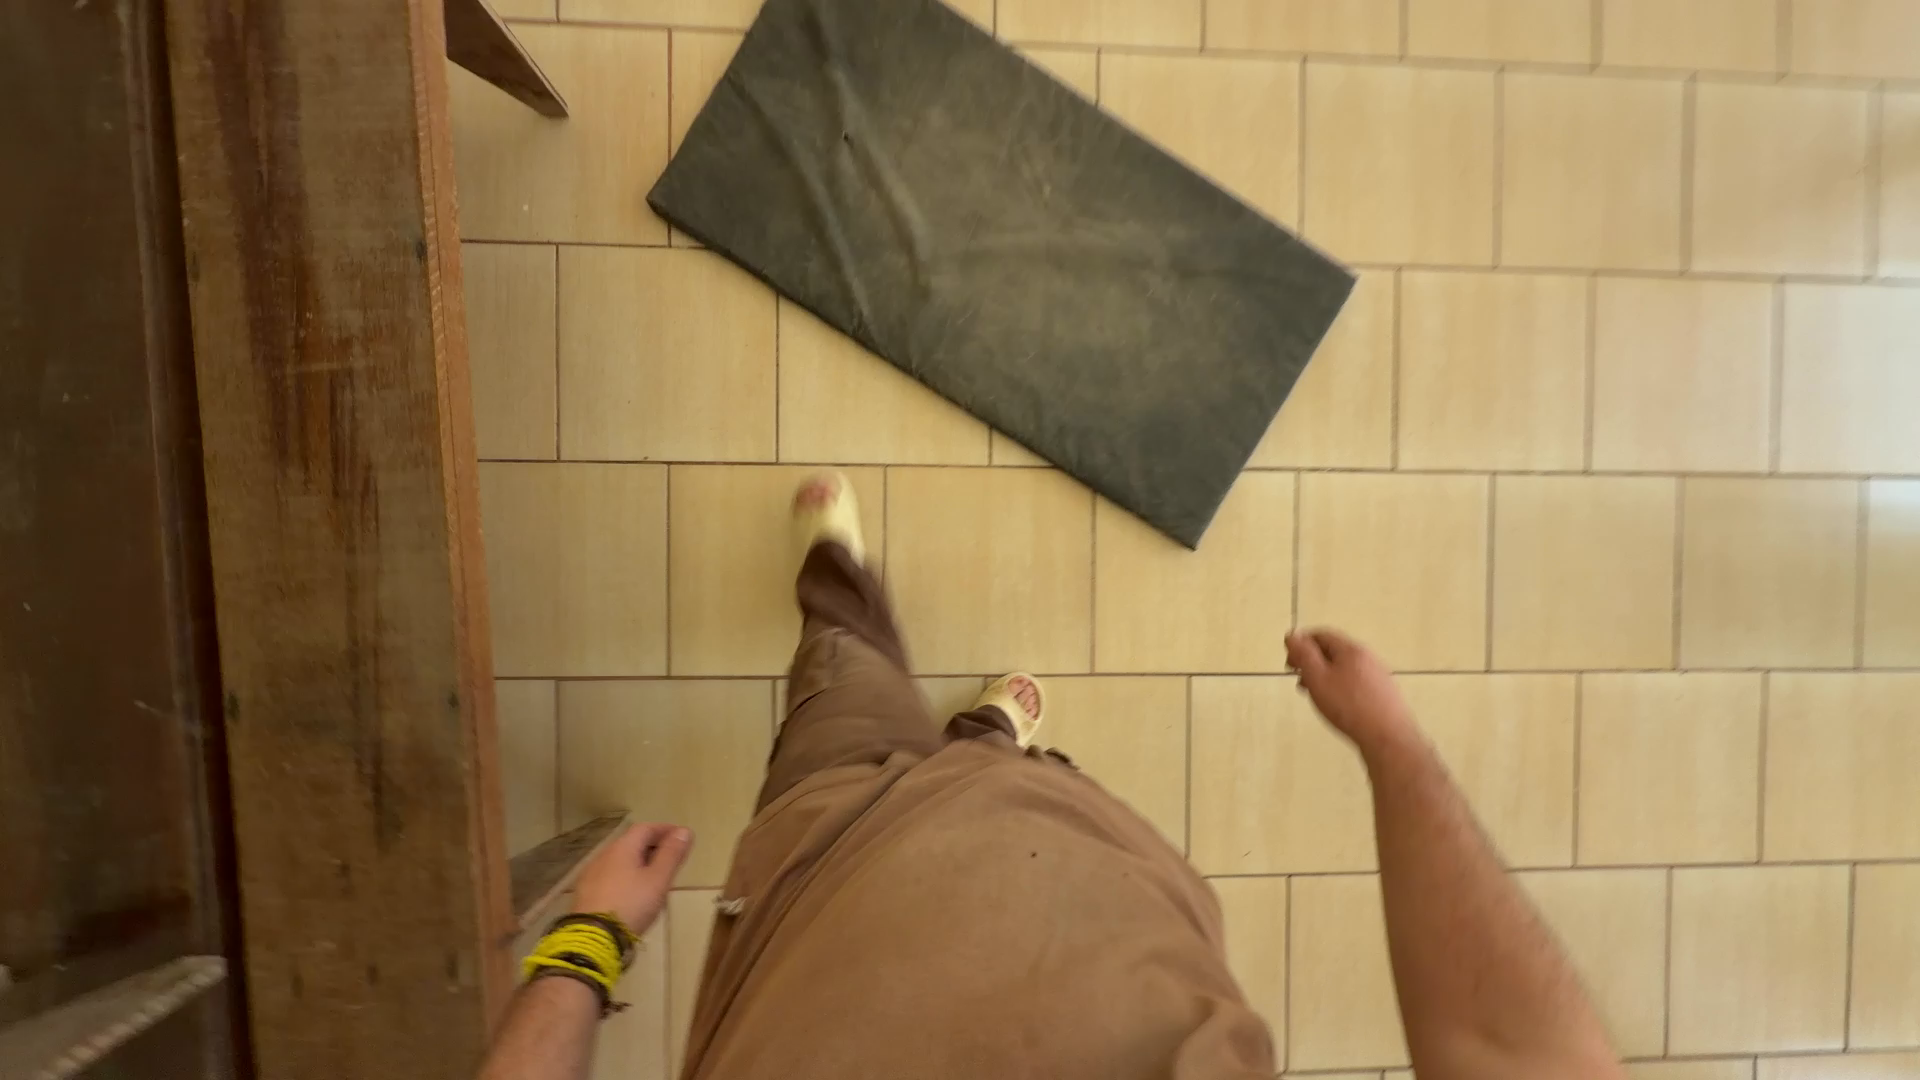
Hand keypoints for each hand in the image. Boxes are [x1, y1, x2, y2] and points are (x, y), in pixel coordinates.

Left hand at [570, 823, 692, 934]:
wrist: (590, 941)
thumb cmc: (631, 905)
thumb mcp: (659, 879)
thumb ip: (671, 854)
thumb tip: (684, 831)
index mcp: (622, 848)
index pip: (646, 828)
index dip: (665, 829)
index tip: (681, 839)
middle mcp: (603, 855)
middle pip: (631, 842)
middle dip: (653, 846)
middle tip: (671, 859)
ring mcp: (590, 875)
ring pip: (620, 860)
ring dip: (638, 863)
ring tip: (653, 878)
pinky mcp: (584, 895)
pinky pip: (610, 876)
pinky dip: (625, 877)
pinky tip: (631, 894)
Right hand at [1285, 628, 1415, 748]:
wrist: (1388, 737)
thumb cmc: (1347, 705)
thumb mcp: (1317, 677)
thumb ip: (1303, 654)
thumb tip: (1292, 634)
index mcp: (1351, 649)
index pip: (1320, 635)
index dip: (1301, 645)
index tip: (1289, 664)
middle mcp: (1367, 657)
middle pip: (1332, 651)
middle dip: (1311, 662)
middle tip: (1298, 680)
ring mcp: (1378, 674)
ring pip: (1343, 667)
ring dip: (1323, 675)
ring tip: (1314, 694)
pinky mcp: (1384, 692)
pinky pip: (1355, 680)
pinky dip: (1339, 685)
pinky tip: (1336, 703)